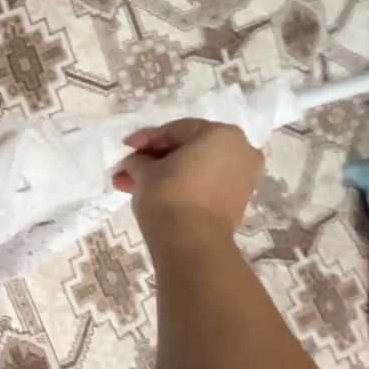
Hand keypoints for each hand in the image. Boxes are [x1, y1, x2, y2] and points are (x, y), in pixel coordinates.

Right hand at [112, 118, 263, 240]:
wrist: (192, 239)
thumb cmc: (168, 194)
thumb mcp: (144, 172)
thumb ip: (138, 161)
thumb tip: (135, 161)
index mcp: (220, 134)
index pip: (177, 129)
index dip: (146, 138)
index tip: (124, 148)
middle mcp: (240, 149)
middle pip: (189, 148)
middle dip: (154, 158)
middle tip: (128, 168)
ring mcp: (243, 174)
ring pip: (196, 167)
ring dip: (164, 173)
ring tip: (132, 185)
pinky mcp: (237, 197)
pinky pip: (205, 182)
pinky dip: (181, 184)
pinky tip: (154, 193)